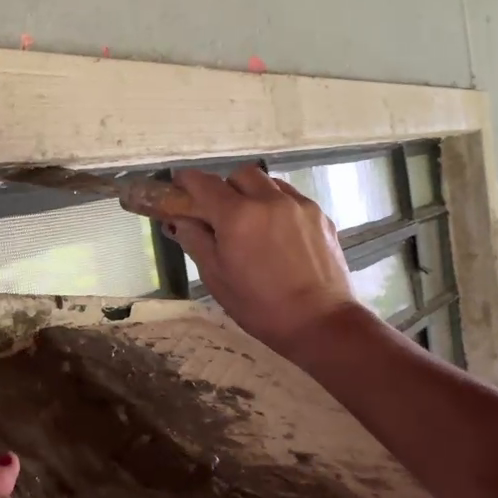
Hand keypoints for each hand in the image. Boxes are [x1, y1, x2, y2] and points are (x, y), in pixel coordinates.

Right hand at [167, 165, 365, 357]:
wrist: (320, 322)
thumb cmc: (259, 305)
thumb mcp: (215, 277)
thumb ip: (194, 240)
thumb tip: (179, 220)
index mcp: (237, 216)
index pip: (204, 183)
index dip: (186, 182)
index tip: (177, 188)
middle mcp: (269, 200)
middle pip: (239, 175)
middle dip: (223, 188)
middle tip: (217, 214)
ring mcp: (299, 205)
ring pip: (268, 182)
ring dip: (252, 193)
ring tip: (250, 222)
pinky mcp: (320, 216)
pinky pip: (291, 197)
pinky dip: (276, 205)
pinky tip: (276, 232)